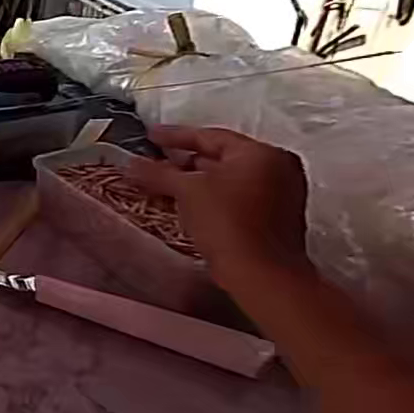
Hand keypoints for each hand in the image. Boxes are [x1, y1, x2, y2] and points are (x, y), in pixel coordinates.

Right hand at [126, 125, 311, 282]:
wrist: (261, 276)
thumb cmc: (228, 223)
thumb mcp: (187, 191)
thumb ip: (158, 173)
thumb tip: (131, 164)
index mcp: (261, 153)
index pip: (210, 136)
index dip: (175, 136)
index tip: (150, 136)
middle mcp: (277, 168)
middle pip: (221, 156)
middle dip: (185, 160)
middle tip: (155, 159)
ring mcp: (281, 194)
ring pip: (228, 178)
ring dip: (196, 180)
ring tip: (164, 181)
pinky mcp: (275, 218)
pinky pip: (236, 196)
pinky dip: (211, 195)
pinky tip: (186, 202)